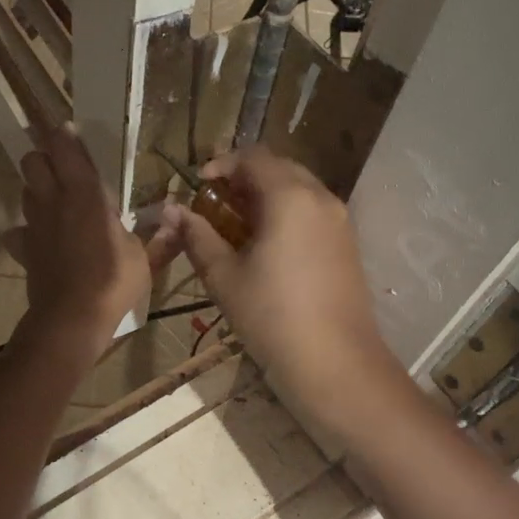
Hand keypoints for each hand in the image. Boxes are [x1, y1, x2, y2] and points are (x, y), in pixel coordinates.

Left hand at [6, 124, 174, 360]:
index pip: (64, 147)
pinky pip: (18, 232)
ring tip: (56, 204)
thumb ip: (158, 236)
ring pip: (24, 192)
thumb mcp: (144, 258)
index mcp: (84, 193)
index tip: (72, 133)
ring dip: (36, 191)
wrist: (73, 318)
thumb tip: (178, 219)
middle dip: (43, 159)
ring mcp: (34, 226)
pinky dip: (26, 233)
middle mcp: (53, 201)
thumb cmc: (113, 280)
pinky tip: (41, 242)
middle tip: (63, 170)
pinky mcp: (24, 250)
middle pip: (31, 161)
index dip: (65, 136)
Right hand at [168, 148, 398, 408]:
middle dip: (245, 178)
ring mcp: (339, 220)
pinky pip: (313, 212)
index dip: (222, 164)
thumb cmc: (271, 317)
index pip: (253, 157)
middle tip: (215, 204)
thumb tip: (171, 211)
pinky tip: (267, 246)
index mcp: (289, 196)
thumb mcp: (224, 276)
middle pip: (279, 168)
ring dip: (267, 196)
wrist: (335, 360)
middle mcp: (320, 198)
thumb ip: (197, 237)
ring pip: (299, 189)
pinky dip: (287, 214)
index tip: (198, 185)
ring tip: (237, 226)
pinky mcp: (347, 244)